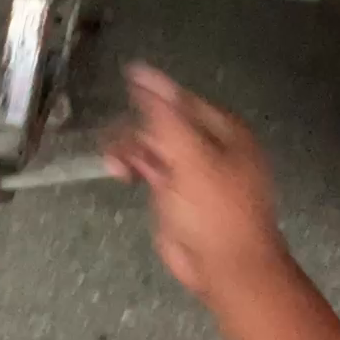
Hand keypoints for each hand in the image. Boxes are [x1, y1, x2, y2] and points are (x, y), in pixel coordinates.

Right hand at [105, 64, 291, 304]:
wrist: (225, 268)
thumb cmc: (215, 210)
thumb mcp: (190, 156)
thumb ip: (163, 114)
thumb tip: (140, 72)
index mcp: (224, 130)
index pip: (181, 100)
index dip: (152, 96)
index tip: (123, 92)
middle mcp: (209, 145)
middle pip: (163, 122)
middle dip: (138, 128)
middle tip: (117, 142)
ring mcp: (191, 170)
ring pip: (152, 145)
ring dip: (130, 148)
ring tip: (115, 162)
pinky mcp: (174, 193)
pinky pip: (149, 169)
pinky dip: (132, 167)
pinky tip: (120, 173)